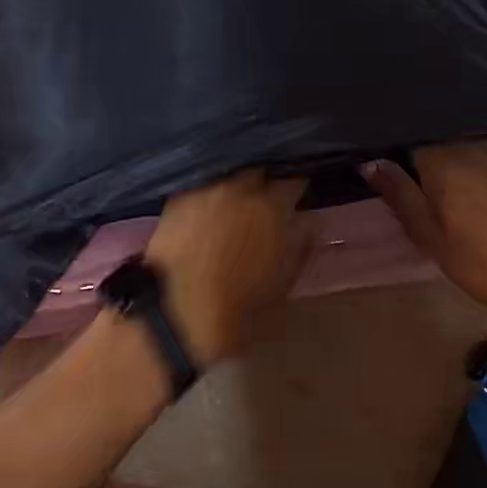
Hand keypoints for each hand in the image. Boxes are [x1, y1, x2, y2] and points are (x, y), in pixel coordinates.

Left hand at [143, 169, 310, 365]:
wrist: (176, 313)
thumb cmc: (237, 310)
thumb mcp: (281, 286)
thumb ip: (299, 249)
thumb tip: (310, 223)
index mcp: (270, 210)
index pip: (292, 183)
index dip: (295, 189)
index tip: (296, 196)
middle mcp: (238, 190)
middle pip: (257, 174)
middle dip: (263, 184)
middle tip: (263, 202)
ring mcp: (205, 191)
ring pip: (227, 178)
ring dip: (234, 188)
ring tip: (234, 205)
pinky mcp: (177, 199)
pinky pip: (201, 188)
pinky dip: (208, 195)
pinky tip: (207, 211)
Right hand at [360, 141, 486, 325]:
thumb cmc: (484, 264)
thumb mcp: (429, 236)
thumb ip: (398, 194)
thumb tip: (371, 163)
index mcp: (442, 159)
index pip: (408, 143)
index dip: (400, 158)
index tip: (397, 176)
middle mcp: (473, 145)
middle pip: (439, 138)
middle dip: (428, 155)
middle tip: (426, 184)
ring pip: (469, 141)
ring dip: (458, 153)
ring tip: (456, 181)